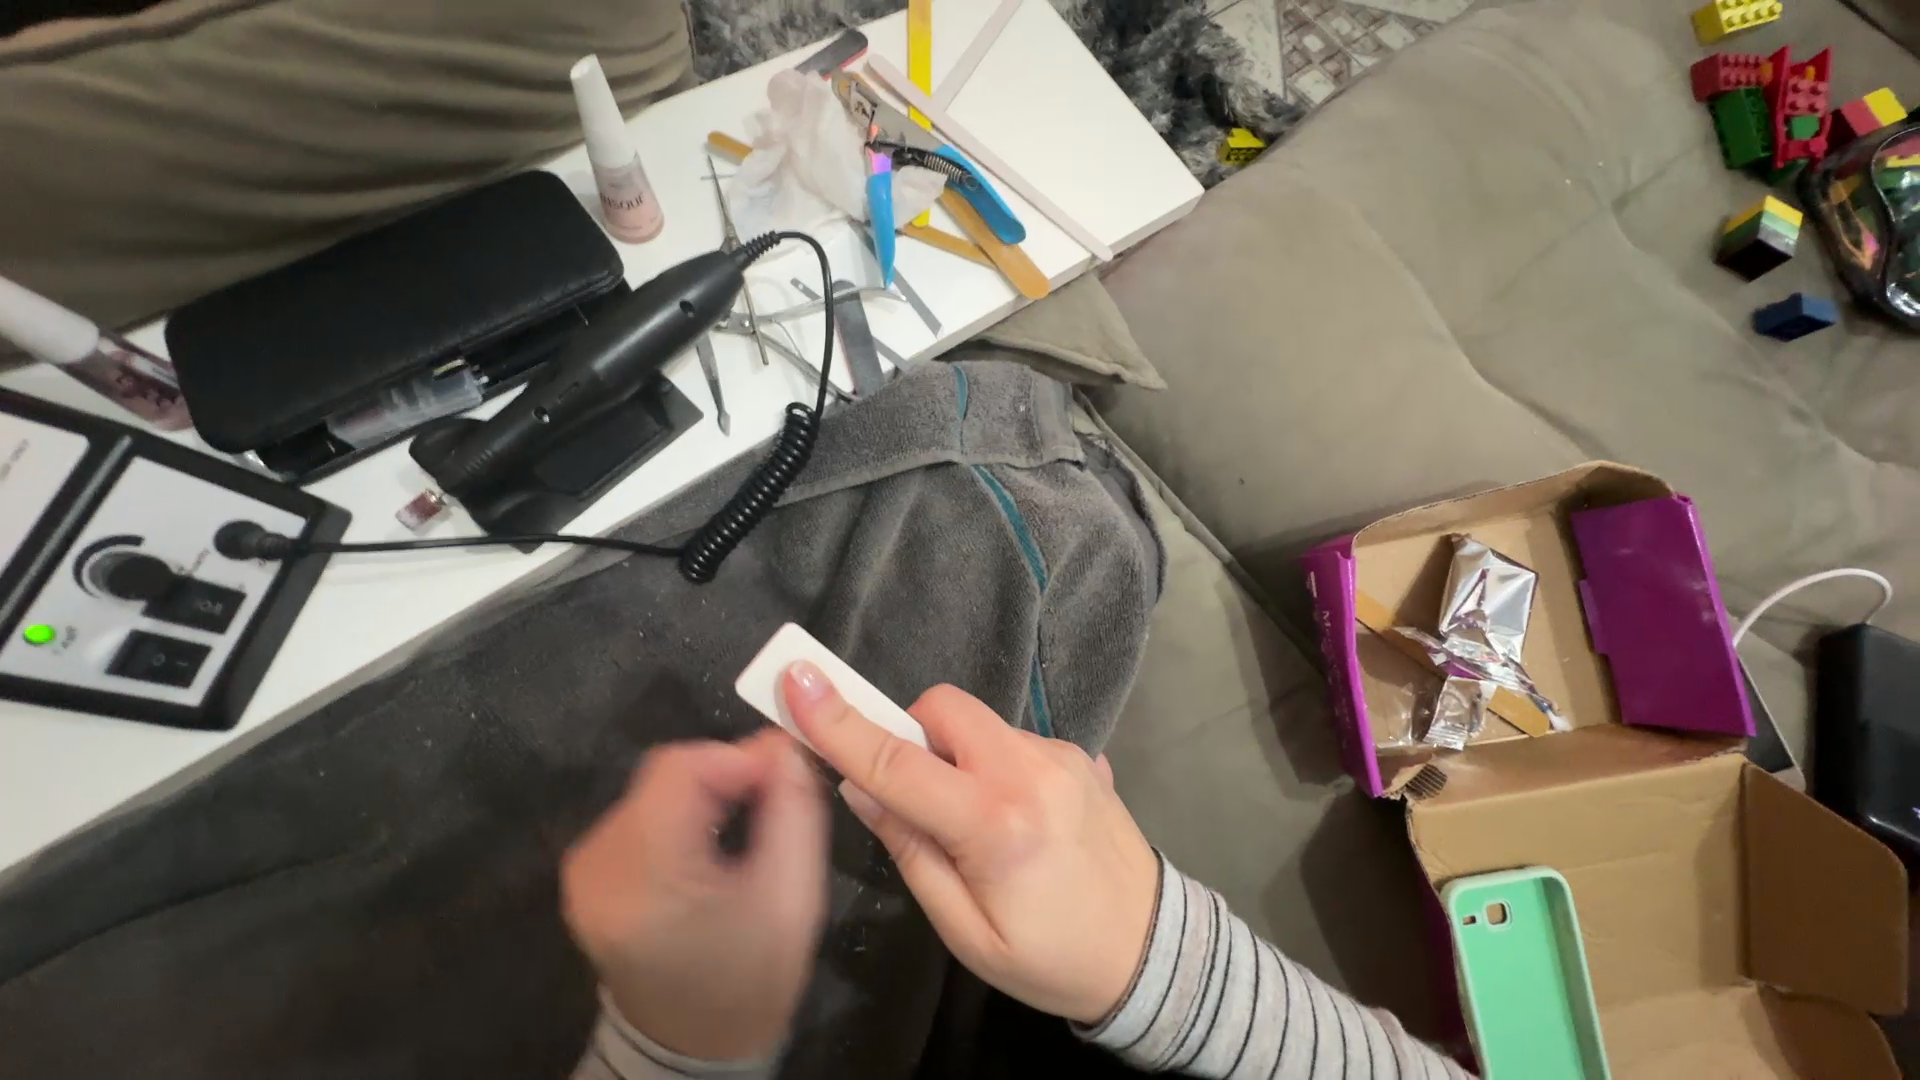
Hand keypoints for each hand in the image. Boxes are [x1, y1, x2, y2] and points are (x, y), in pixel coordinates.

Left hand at [561, 730, 828, 1060]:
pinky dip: (687, 807)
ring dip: (711, 789)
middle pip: (669, 773)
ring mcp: (586, 867)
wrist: (692, 1051)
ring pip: (659, 786)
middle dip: (730, 774)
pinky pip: (645, 807)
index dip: (740, 756)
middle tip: (778, 795)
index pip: (682, 767)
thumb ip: (796, 809)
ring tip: (753, 818)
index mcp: (641, 876)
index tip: (787, 771)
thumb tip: (788, 743)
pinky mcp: (590, 869)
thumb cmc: (749, 978)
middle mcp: (596, 863)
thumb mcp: (793, 895)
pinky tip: (717, 835)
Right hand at [781, 662, 1158, 1024]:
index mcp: (996, 824)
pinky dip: (992, 763)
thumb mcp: (966, 930)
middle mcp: (1030, 770)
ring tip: (979, 820)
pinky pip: (1011, 738)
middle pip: (944, 708)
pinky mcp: (1079, 752)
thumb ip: (910, 850)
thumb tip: (861, 786)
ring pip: (979, 723)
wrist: (1153, 950)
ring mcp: (1060, 753)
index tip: (799, 681)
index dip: (841, 723)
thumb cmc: (1050, 957)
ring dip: (956, 754)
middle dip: (913, 733)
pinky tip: (1017, 816)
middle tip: (921, 792)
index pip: (899, 762)